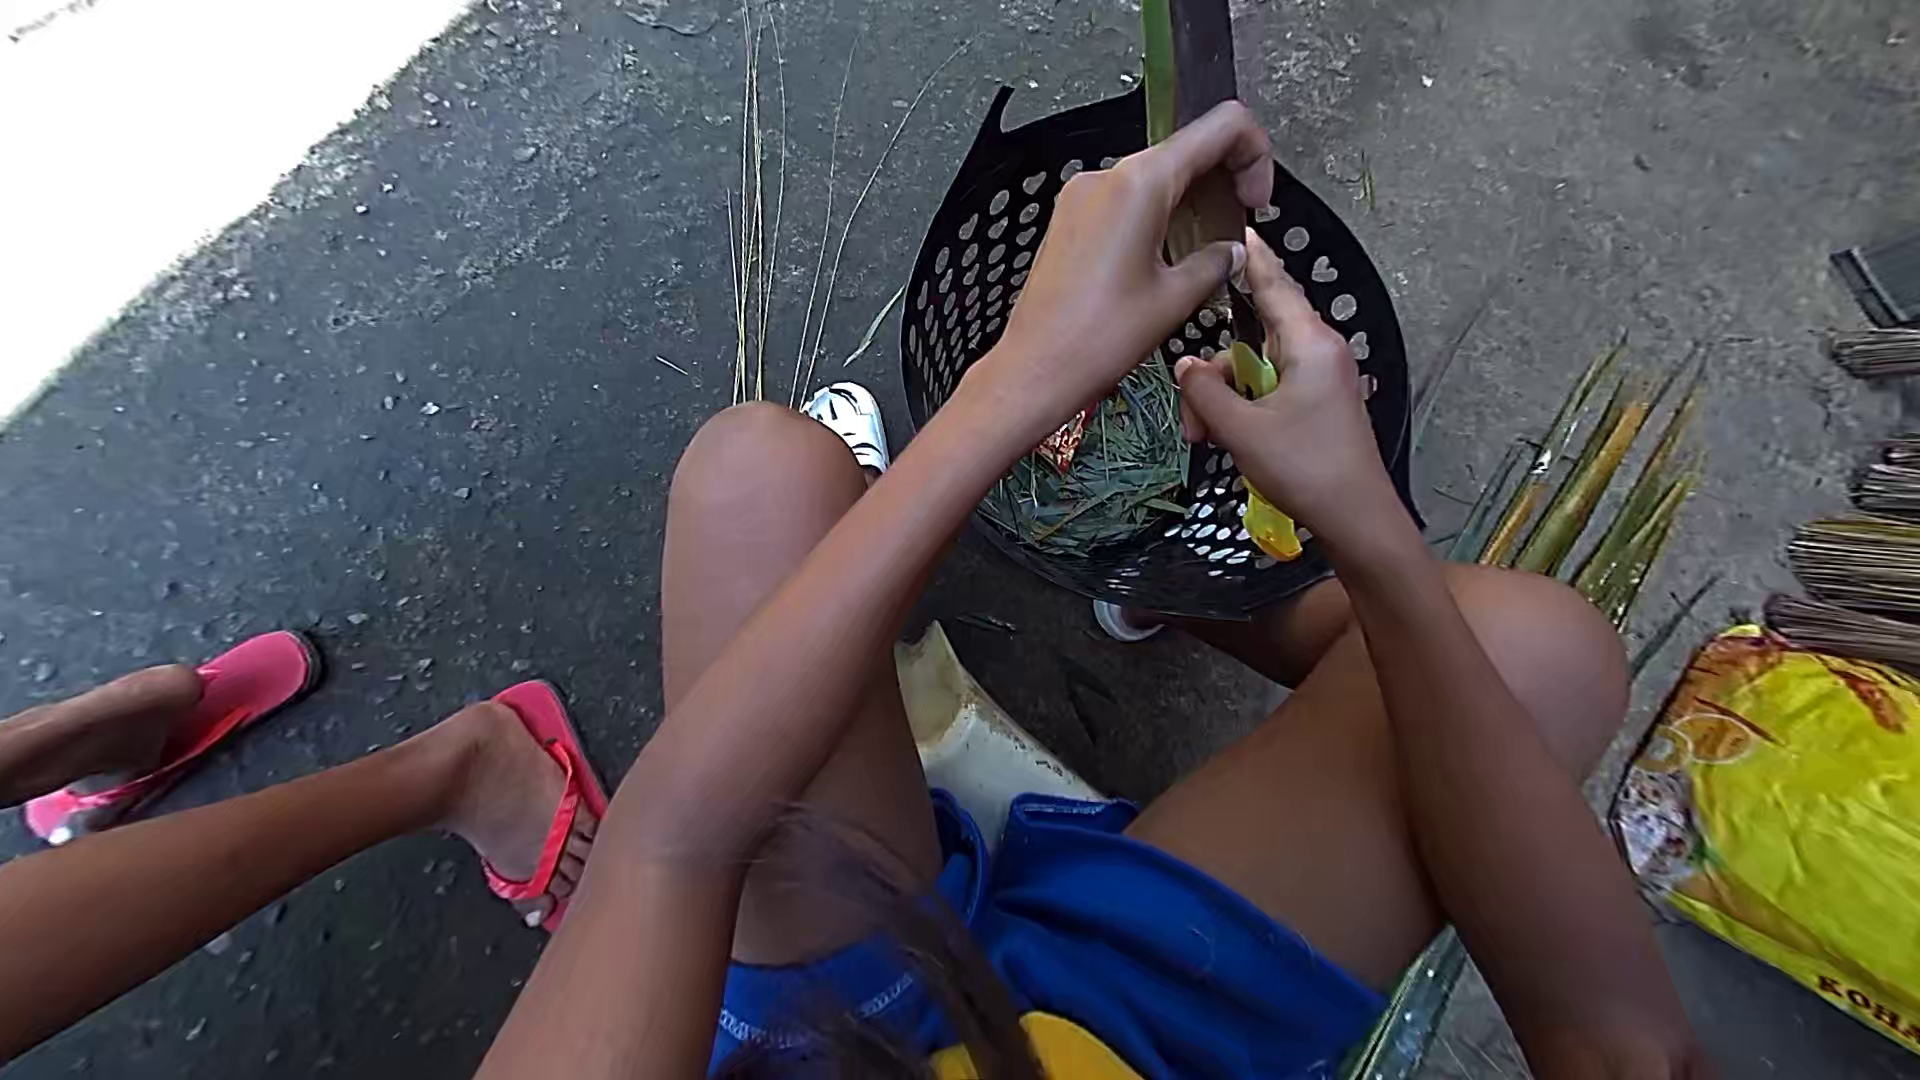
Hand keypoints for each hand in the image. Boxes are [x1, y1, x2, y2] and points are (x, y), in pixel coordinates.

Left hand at [970, 101, 1272, 427]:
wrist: (1035, 371)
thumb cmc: (1094, 340)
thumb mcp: (1174, 300)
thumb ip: (1216, 262)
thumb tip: (1231, 252)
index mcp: (1140, 183)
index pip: (1221, 127)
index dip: (1254, 157)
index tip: (1255, 200)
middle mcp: (1104, 179)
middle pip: (1183, 156)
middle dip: (1217, 192)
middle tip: (1229, 239)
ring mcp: (1079, 201)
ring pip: (1151, 185)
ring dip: (1185, 212)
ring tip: (1196, 262)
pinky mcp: (1066, 226)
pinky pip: (1120, 208)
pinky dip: (1151, 225)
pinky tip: (1160, 266)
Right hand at [1174, 227, 1403, 549]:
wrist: (1354, 516)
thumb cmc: (1302, 466)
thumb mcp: (1241, 430)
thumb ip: (1206, 392)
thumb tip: (1184, 364)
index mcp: (1309, 345)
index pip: (1274, 286)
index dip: (1252, 259)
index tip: (1238, 228)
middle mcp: (1317, 353)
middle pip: (1250, 341)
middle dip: (1213, 377)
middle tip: (1193, 421)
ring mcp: (1318, 380)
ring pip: (1253, 372)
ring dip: (1222, 401)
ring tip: (1207, 438)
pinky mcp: (1314, 404)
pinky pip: (1267, 392)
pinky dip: (1241, 411)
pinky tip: (1228, 439)